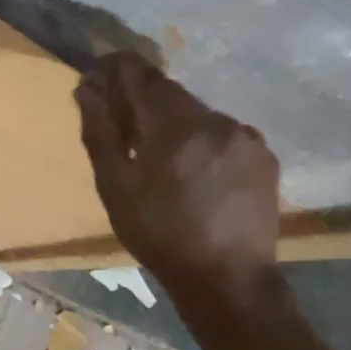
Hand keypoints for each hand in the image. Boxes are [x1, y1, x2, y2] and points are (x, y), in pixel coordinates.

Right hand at [74, 52, 280, 290]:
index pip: (140, 73)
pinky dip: (202, 140)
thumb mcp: (115, 187)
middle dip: (142, 99)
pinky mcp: (264, 155)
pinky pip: (223, 133)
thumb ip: (100, 132)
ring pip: (197, 112)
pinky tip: (193, 171)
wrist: (229, 280)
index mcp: (173, 125)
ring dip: (173, 122)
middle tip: (122, 124)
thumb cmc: (159, 235)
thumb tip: (86, 89)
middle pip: (169, 92)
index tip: (98, 76)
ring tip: (158, 156)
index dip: (115, 68)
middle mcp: (214, 119)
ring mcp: (245, 136)